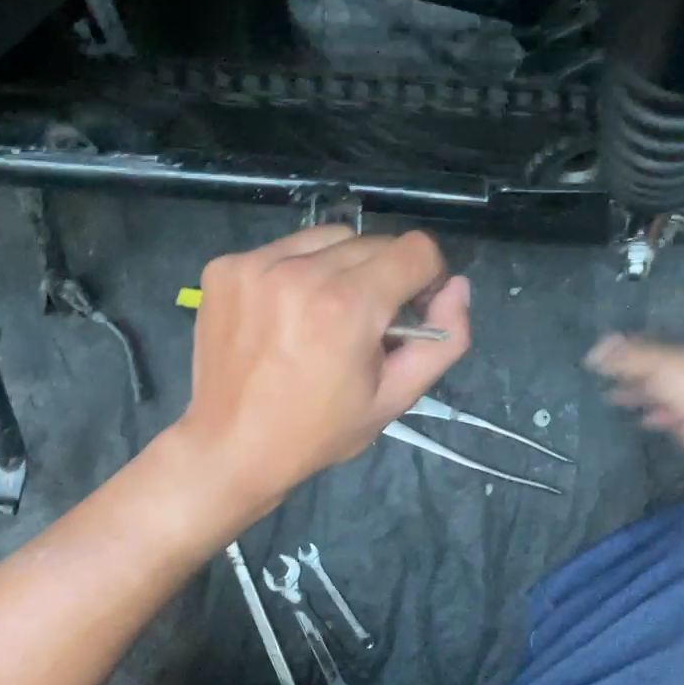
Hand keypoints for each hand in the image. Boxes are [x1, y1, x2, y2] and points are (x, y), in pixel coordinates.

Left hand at [176, 226, 471, 501]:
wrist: (232, 446)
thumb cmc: (318, 431)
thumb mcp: (394, 398)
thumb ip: (444, 341)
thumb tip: (457, 287)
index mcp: (347, 306)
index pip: (416, 250)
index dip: (427, 279)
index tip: (411, 311)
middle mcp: (300, 272)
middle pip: (373, 242)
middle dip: (383, 277)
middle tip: (365, 325)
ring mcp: (256, 265)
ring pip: (328, 238)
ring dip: (340, 267)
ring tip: (324, 315)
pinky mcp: (226, 267)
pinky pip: (283, 248)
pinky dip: (296, 271)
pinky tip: (286, 313)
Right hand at [584, 334, 683, 466]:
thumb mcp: (657, 365)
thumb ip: (626, 358)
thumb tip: (593, 352)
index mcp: (682, 353)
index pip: (648, 347)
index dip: (623, 350)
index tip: (601, 355)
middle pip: (652, 370)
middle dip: (628, 373)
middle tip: (603, 376)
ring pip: (658, 393)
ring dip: (637, 395)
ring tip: (612, 398)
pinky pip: (667, 416)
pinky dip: (653, 417)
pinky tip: (641, 420)